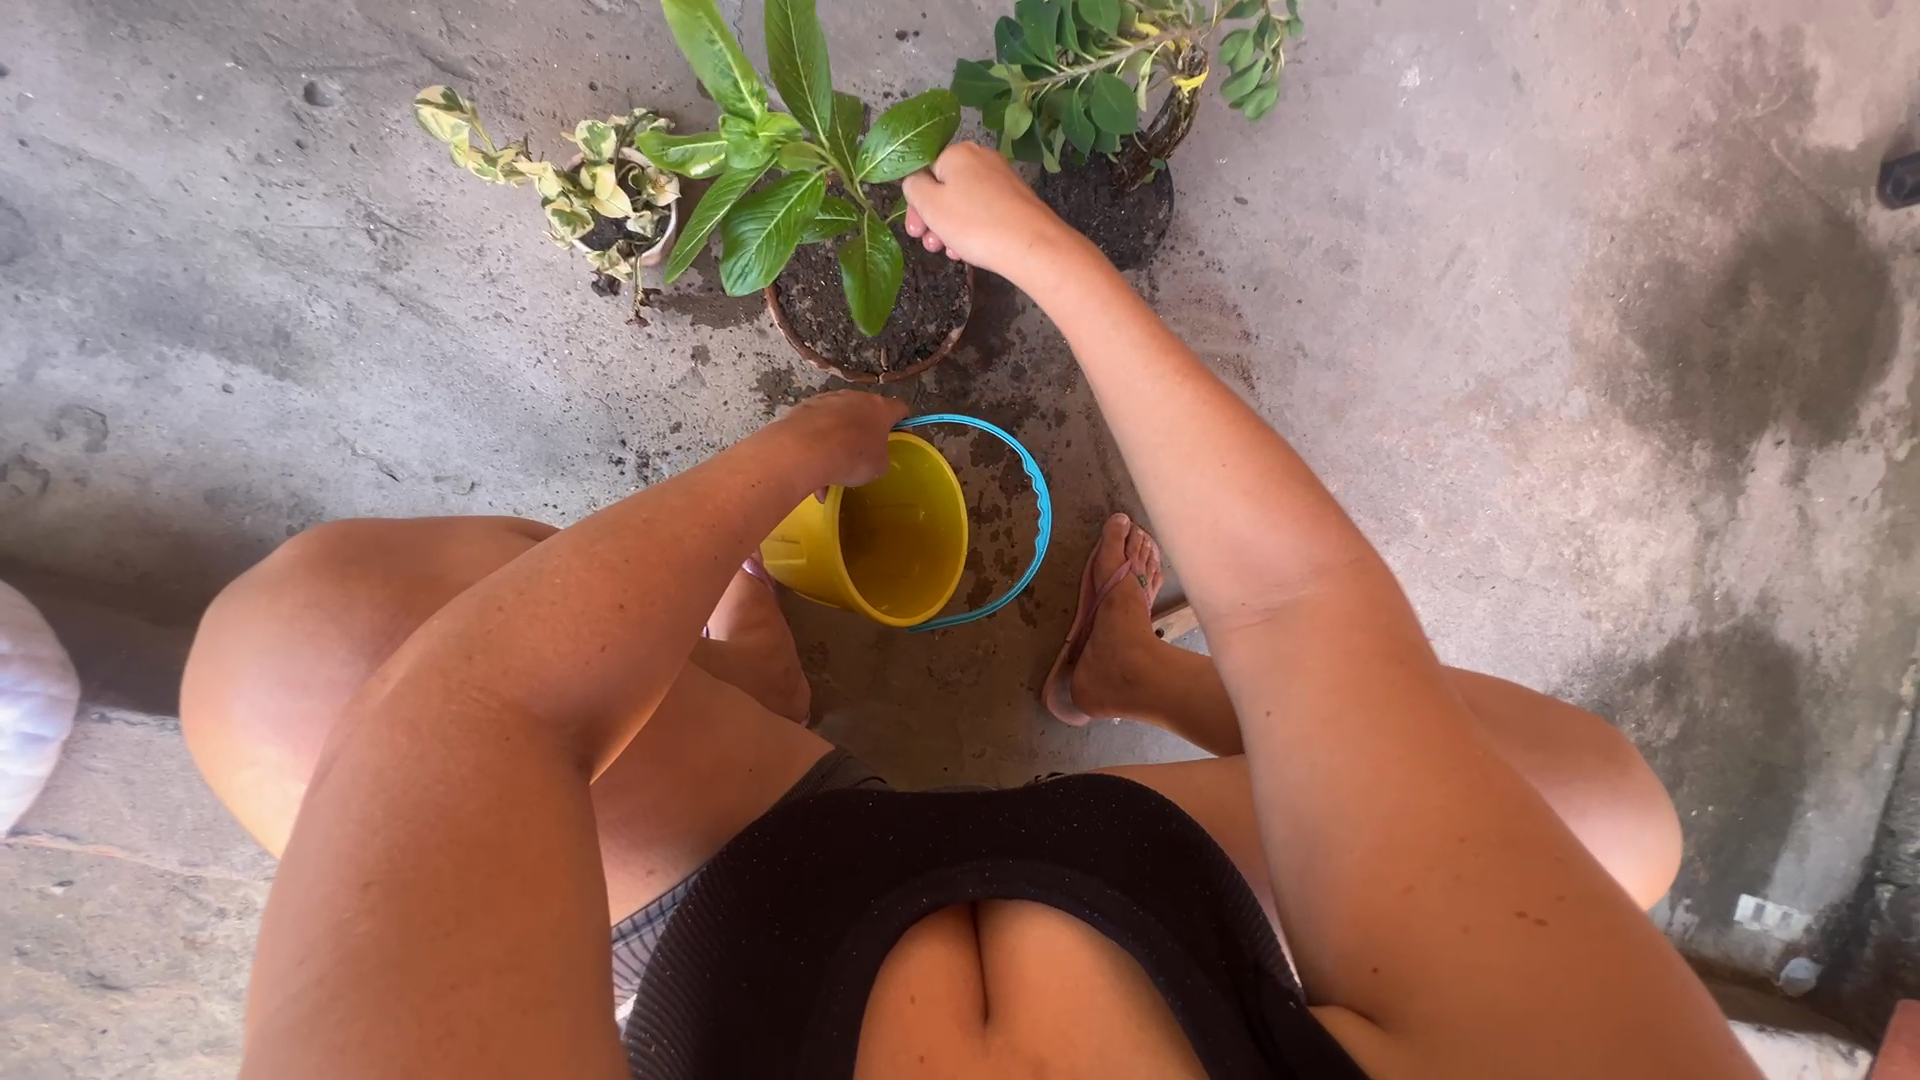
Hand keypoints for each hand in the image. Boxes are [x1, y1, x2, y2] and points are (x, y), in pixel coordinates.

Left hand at [771, 390, 908, 490]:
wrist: (805, 449)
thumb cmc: (852, 456)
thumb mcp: (879, 467)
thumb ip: (882, 458)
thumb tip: (875, 457)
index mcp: (881, 408)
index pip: (900, 409)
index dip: (903, 424)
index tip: (900, 438)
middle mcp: (855, 397)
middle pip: (866, 413)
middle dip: (866, 432)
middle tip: (864, 454)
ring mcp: (827, 400)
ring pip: (838, 421)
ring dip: (838, 441)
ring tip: (832, 471)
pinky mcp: (804, 407)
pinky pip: (817, 427)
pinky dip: (818, 444)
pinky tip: (813, 468)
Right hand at [902, 143, 1078, 282]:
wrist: (1030, 245)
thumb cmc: (974, 224)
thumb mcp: (931, 205)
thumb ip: (914, 188)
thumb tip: (915, 182)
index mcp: (957, 153)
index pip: (924, 172)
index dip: (915, 204)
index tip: (914, 231)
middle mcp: (981, 158)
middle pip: (945, 188)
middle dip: (933, 219)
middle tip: (930, 245)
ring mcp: (1001, 179)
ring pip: (964, 203)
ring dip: (950, 228)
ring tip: (950, 252)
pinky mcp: (1015, 200)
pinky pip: (984, 212)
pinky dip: (972, 229)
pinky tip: (969, 250)